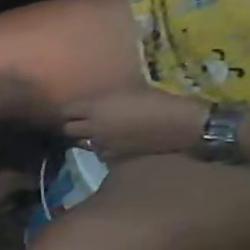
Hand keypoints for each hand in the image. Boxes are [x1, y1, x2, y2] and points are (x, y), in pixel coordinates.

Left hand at [63, 89, 210, 161]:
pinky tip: (113, 145)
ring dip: (86, 138)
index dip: (69, 110)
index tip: (73, 108)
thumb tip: (96, 102)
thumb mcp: (128, 91)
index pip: (65, 111)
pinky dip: (103, 149)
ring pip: (82, 143)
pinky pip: (101, 153)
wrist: (183, 125)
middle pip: (68, 129)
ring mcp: (103, 145)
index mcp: (94, 107)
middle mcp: (93, 127)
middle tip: (81, 122)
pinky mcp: (116, 158)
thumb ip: (106, 100)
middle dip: (71, 125)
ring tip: (97, 133)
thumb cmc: (160, 101)